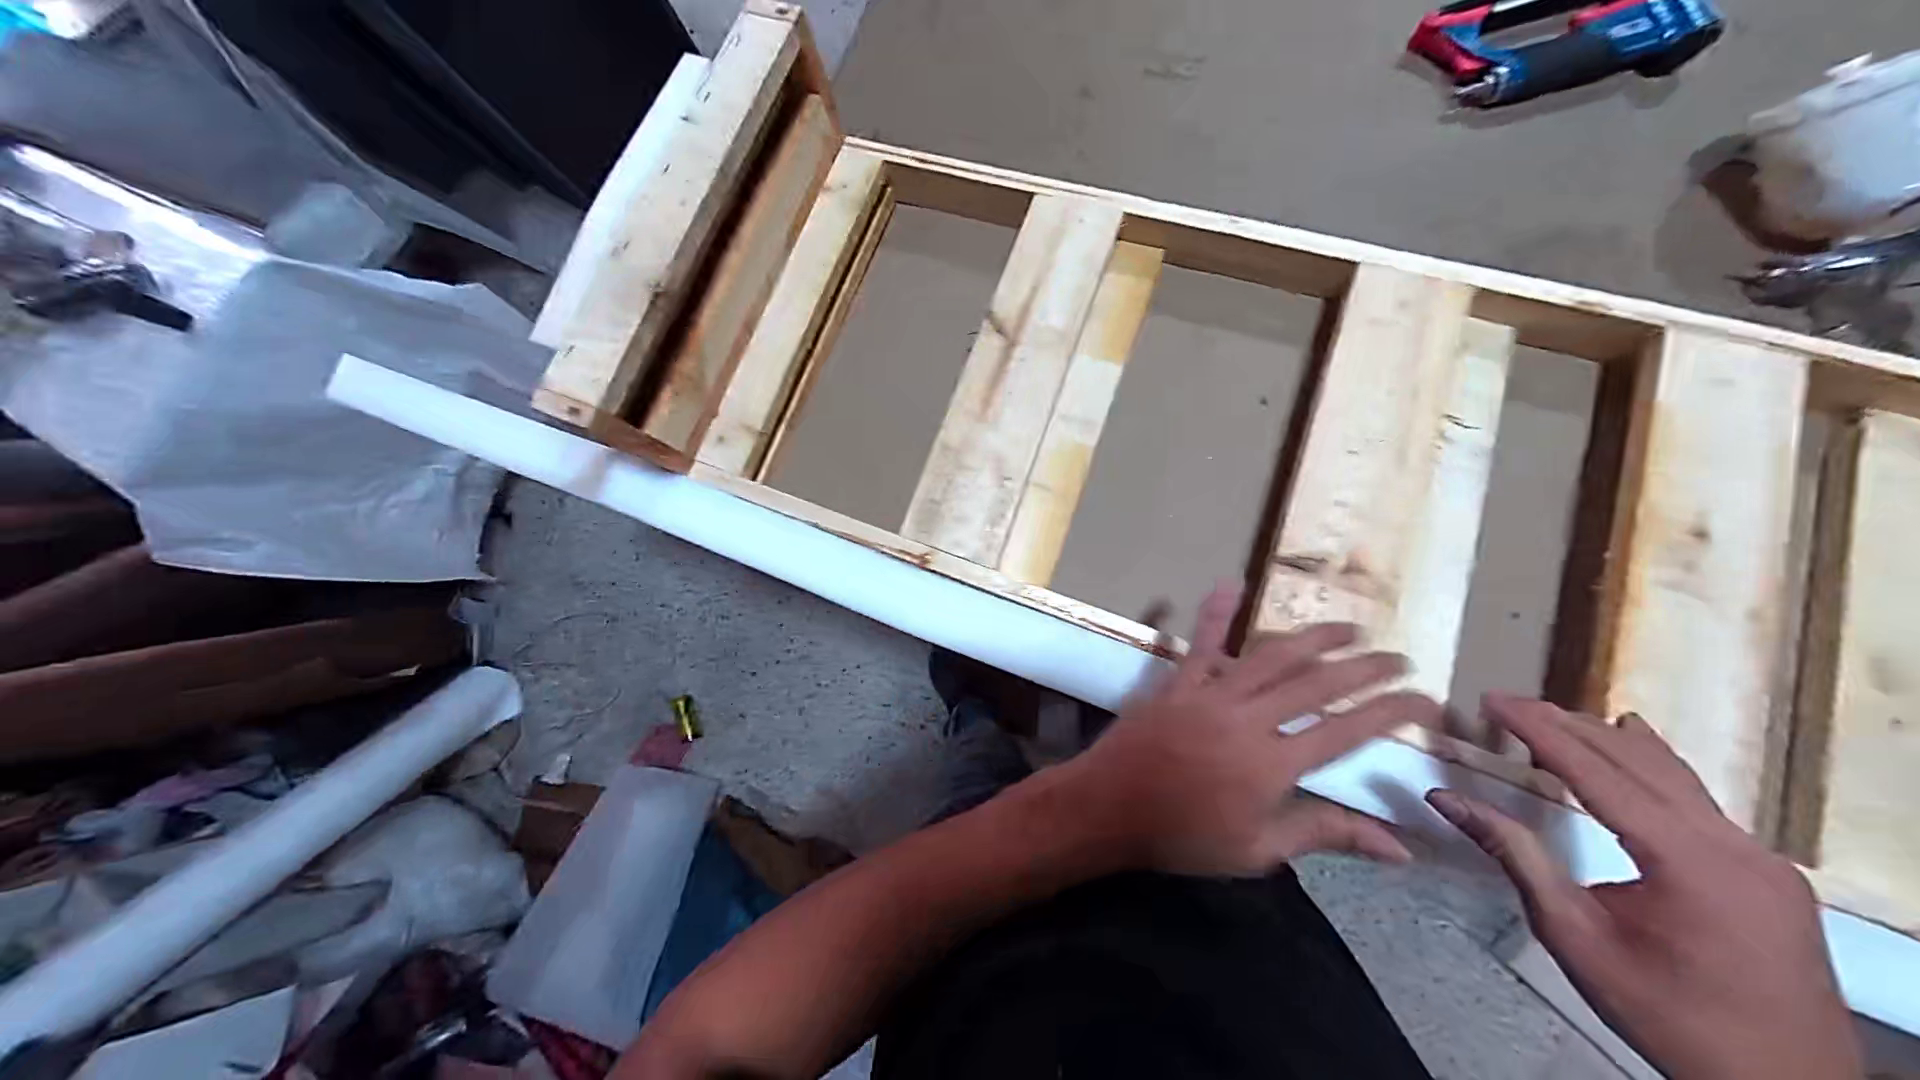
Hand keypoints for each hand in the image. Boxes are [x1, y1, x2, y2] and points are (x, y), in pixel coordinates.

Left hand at [1055, 584, 1437, 877]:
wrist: (1108, 808)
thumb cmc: (1182, 836)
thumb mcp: (1257, 850)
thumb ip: (1324, 834)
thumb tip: (1399, 847)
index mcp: (1272, 764)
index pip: (1346, 729)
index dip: (1391, 711)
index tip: (1425, 697)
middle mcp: (1247, 718)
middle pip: (1317, 683)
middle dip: (1364, 666)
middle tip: (1397, 655)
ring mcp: (1209, 694)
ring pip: (1270, 655)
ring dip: (1312, 637)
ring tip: (1347, 626)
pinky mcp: (1178, 682)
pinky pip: (1202, 643)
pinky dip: (1217, 612)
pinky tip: (1232, 584)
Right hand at [1426, 695, 1860, 1079]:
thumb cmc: (1668, 1015)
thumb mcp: (1574, 936)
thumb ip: (1514, 856)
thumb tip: (1445, 798)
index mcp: (1688, 862)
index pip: (1598, 772)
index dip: (1538, 730)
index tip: (1491, 700)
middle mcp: (1734, 847)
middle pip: (1636, 762)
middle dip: (1565, 724)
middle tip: (1506, 702)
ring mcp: (1761, 857)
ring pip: (1672, 774)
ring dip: (1605, 740)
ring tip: (1549, 715)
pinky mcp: (1768, 871)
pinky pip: (1698, 798)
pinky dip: (1649, 762)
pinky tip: (1633, 737)